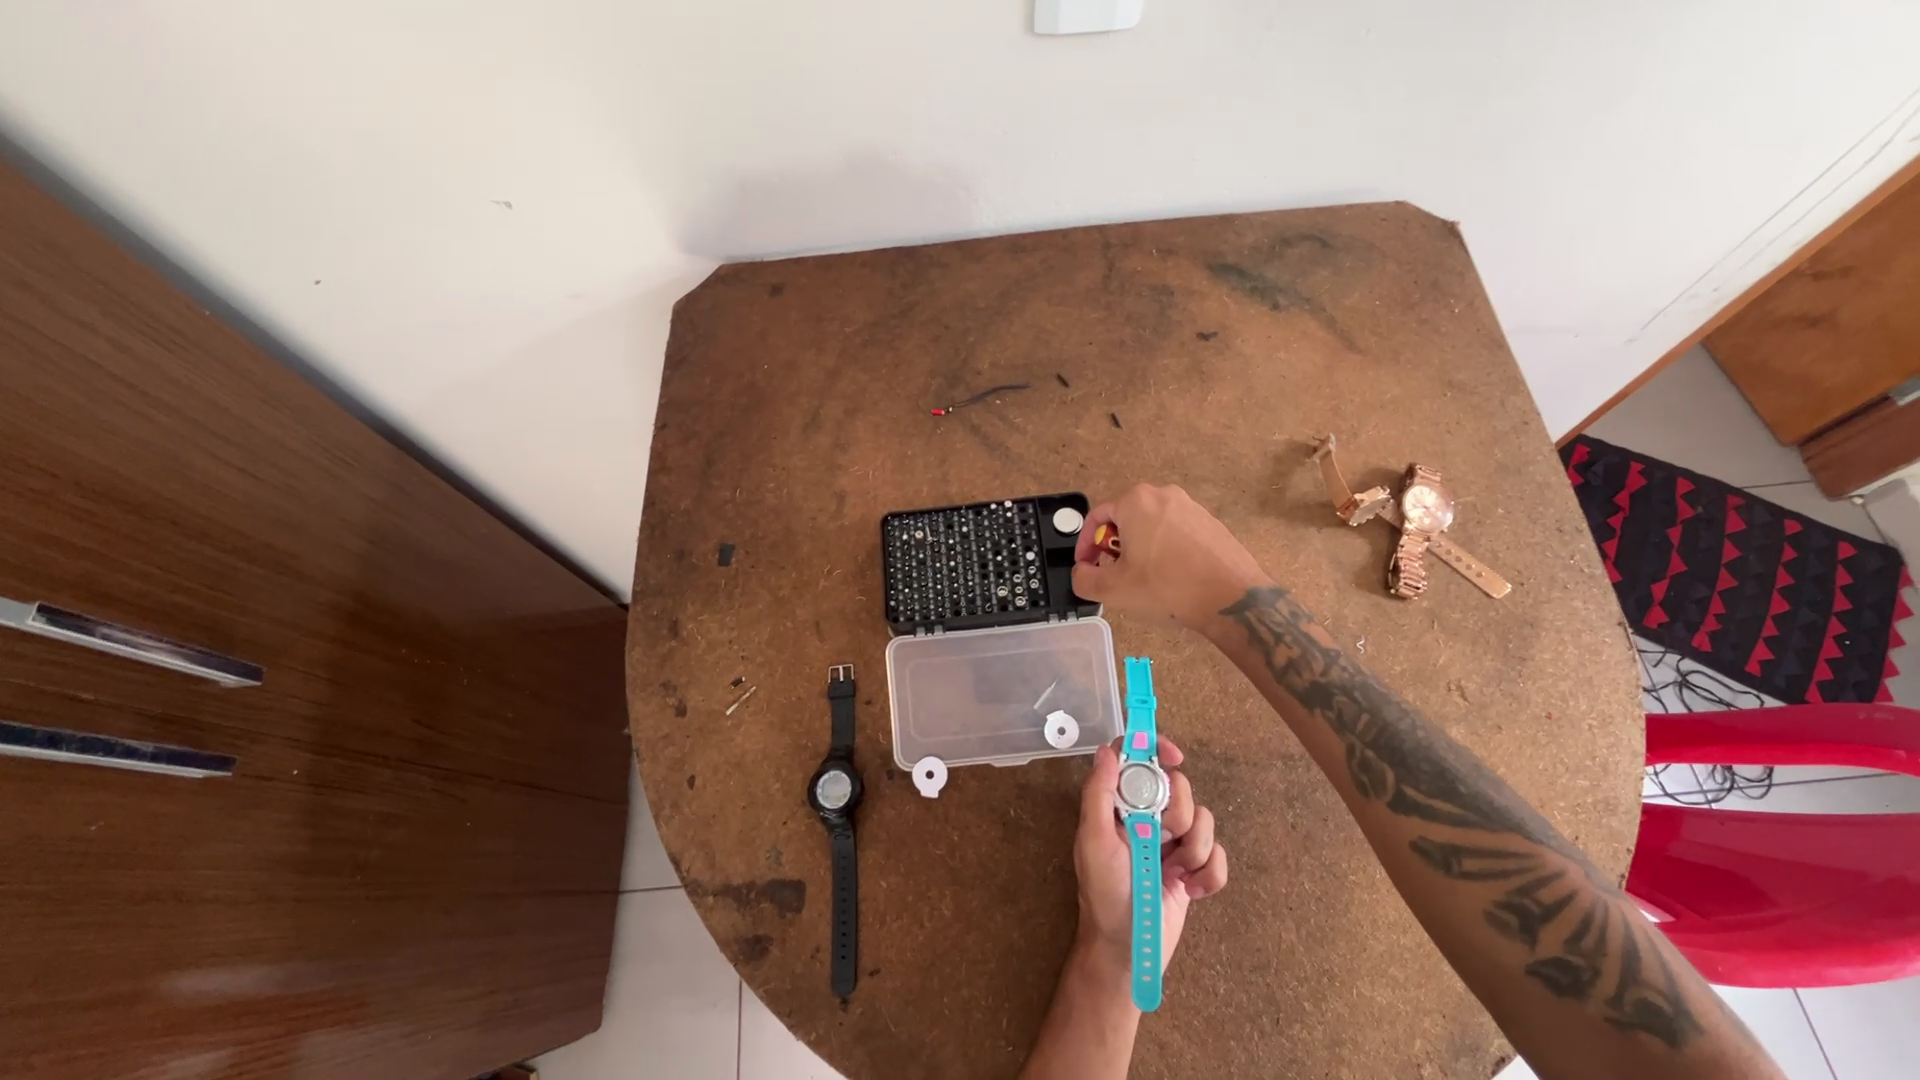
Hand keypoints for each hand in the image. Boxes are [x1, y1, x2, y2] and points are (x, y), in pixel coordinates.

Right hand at [1071, 483, 1269, 628]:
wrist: (1230, 598)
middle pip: (1124, 519)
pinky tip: (1170, 578)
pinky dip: (1165, 551)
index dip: (1084, 546)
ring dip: (1139, 549)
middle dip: (1113, 547)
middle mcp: (1164, 495)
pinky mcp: (1211, 523)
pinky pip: (1175, 533)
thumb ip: (1084, 579)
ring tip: (1142, 580)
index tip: (1086, 568)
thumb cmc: (1167, 587)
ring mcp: (1191, 507)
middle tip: (1113, 575)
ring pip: (1151, 526)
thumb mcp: (1112, 590)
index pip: (1096, 517)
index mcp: (1136, 501)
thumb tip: (1082, 572)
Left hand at [1072, 736, 1228, 987]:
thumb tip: (1107, 750)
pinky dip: (1209, 875)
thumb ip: (1099, 795)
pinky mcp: (1194, 869)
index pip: (1139, 761)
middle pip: (1180, 788)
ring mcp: (1173, 843)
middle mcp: (1148, 818)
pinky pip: (1219, 856)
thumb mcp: (1093, 842)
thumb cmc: (1105, 894)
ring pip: (1204, 821)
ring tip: (1174, 874)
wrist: (1130, 951)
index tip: (1175, 757)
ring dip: (1194, 850)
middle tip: (1163, 840)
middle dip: (1179, 815)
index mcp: (1120, 806)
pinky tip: (1190, 890)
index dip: (1157, 749)